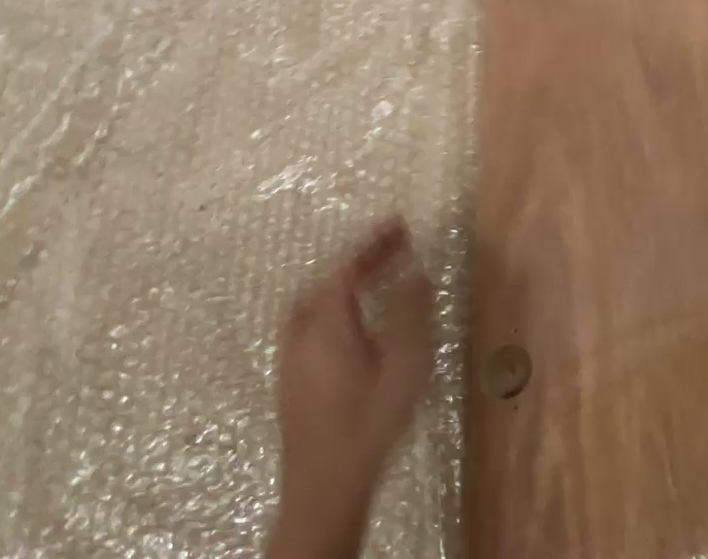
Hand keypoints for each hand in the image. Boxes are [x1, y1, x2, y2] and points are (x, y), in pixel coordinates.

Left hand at [269, 217, 434, 558]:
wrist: (325, 485)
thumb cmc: (371, 419)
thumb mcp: (404, 362)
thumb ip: (409, 312)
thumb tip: (416, 269)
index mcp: (326, 325)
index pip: (346, 268)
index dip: (372, 242)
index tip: (399, 222)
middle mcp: (300, 335)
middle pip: (324, 282)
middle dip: (358, 258)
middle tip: (392, 245)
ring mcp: (290, 359)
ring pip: (312, 303)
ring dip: (343, 280)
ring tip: (374, 273)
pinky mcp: (291, 379)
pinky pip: (308, 321)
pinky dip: (332, 303)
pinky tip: (353, 318)